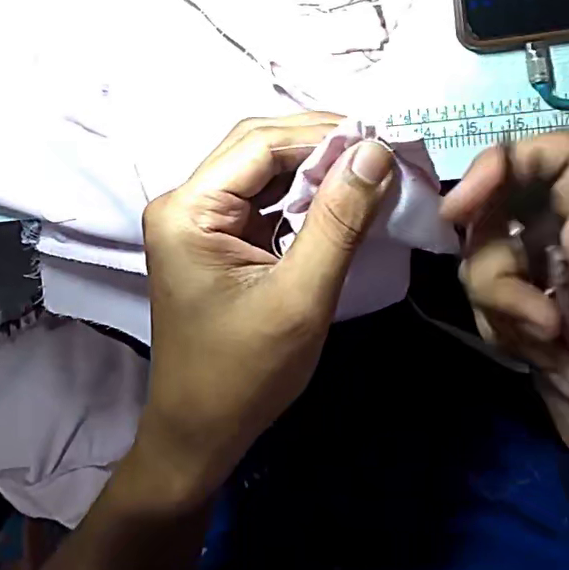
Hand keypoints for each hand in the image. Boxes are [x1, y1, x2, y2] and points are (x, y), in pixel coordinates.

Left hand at [131, 114, 396, 508]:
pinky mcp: (220, 234)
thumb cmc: (245, 374)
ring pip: (266, 165)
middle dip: (322, 142)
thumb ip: (338, 222)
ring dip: (318, 163)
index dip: (323, 136)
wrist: (203, 433)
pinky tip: (343, 193)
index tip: (382, 141)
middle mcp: (186, 202)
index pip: (261, 145)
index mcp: (188, 211)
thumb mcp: (301, 297)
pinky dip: (308, 189)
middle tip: (381, 150)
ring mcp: (201, 218)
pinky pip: (268, 194)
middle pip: (259, 145)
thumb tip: (375, 152)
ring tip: (371, 166)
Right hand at [443, 132, 568, 542]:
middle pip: (504, 207)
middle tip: (531, 320)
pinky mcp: (535, 318)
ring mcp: (557, 282)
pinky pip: (488, 302)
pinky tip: (547, 366)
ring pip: (487, 257)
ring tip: (554, 354)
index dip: (508, 162)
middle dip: (493, 260)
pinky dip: (501, 332)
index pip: (560, 158)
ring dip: (501, 308)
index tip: (465, 206)